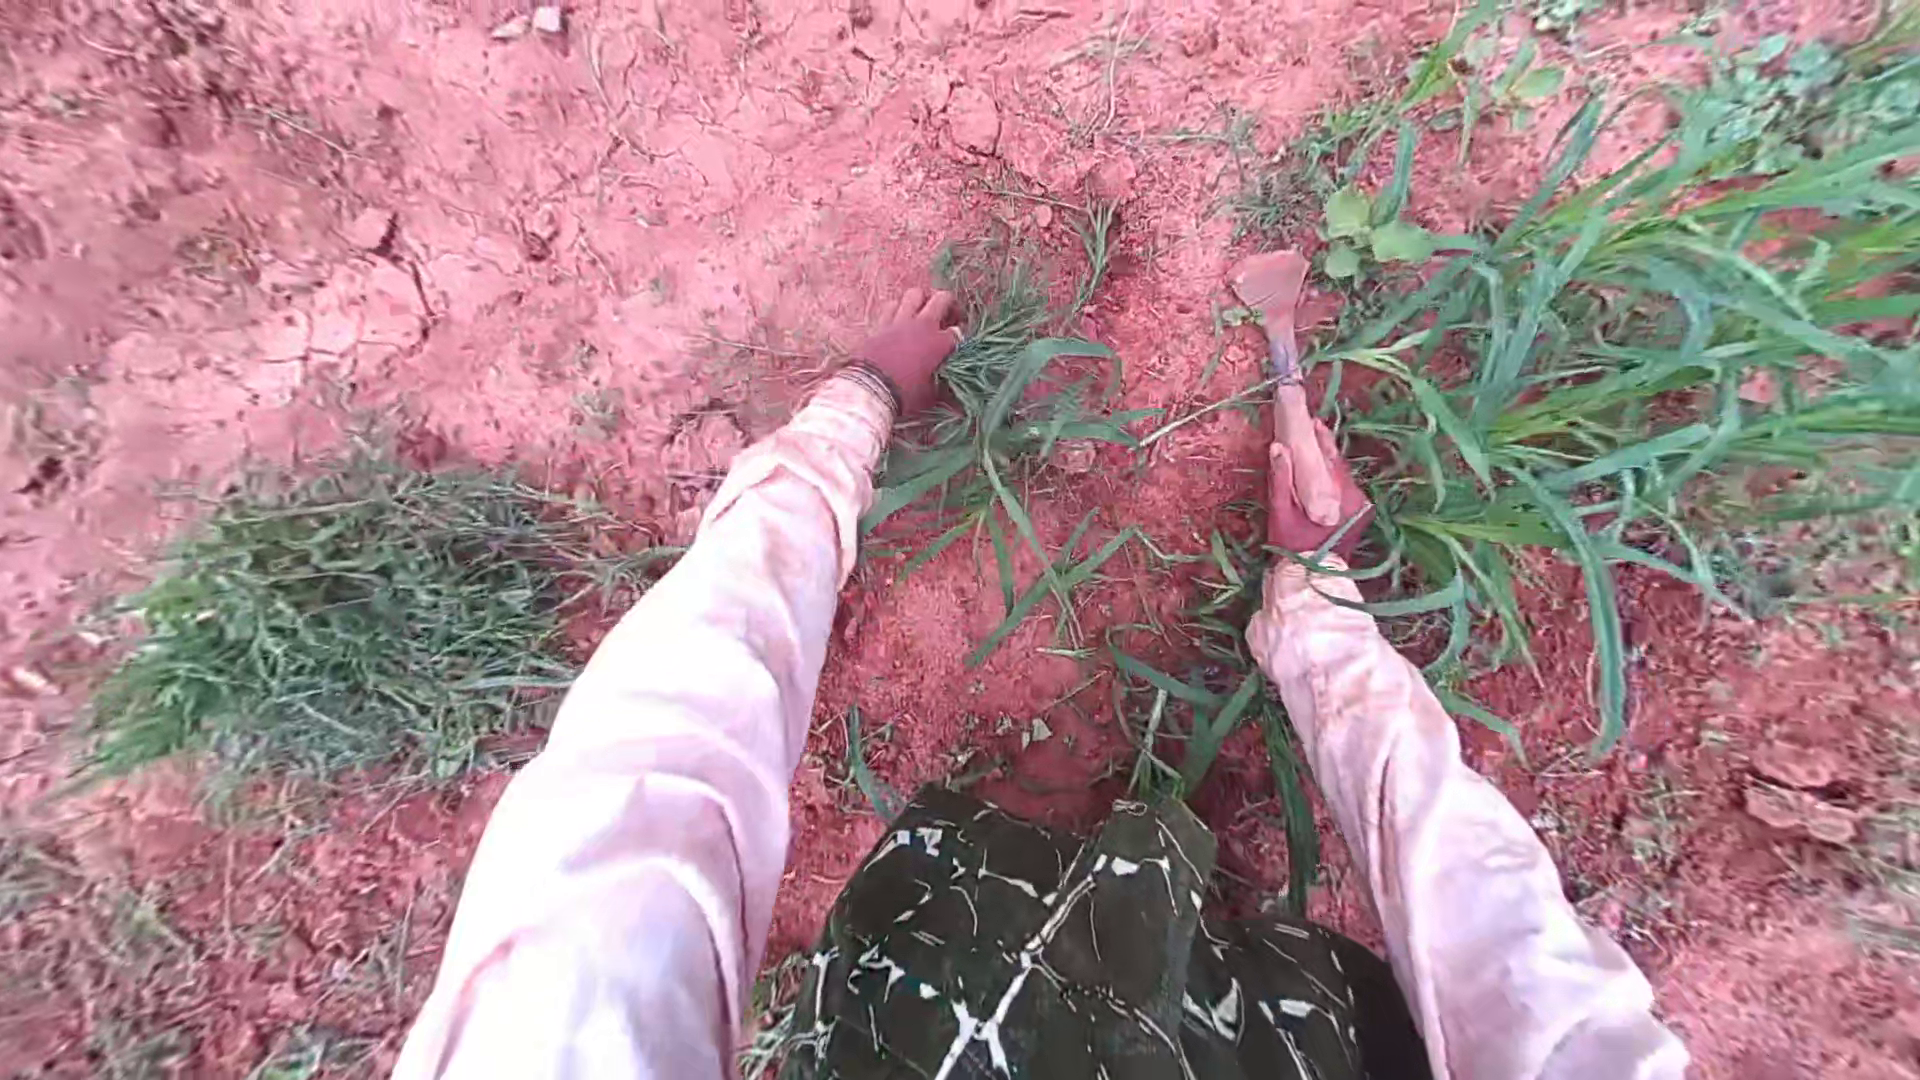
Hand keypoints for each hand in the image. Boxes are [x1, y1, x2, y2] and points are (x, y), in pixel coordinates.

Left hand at [854, 288, 958, 414]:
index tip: (954, 345)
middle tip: (947, 317)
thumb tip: (954, 392)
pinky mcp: (882, 323)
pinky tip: (899, 318)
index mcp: (939, 344)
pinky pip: (892, 304)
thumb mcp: (930, 395)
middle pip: (942, 299)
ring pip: (915, 294)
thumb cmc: (905, 394)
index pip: (957, 332)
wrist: (871, 388)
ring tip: (922, 311)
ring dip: (922, 300)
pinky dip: (898, 308)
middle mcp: (923, 326)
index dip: (958, 338)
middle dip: (949, 305)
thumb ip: (944, 387)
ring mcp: (901, 321)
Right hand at [1268, 419, 1373, 558]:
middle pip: (1338, 466)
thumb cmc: (1291, 545)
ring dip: (1326, 464)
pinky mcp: (1359, 515)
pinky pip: (1343, 490)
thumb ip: (1281, 479)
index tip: (1311, 421)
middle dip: (1323, 448)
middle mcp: (1358, 499)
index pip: (1331, 458)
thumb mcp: (1281, 512)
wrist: (1310, 577)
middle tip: (1310, 428)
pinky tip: (1318, 474)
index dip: (1321, 439)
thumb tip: (1279, 447)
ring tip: (1312, 448)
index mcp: (1342, 496)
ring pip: (1341, 477)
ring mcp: (1361, 508)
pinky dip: (1330, 479)